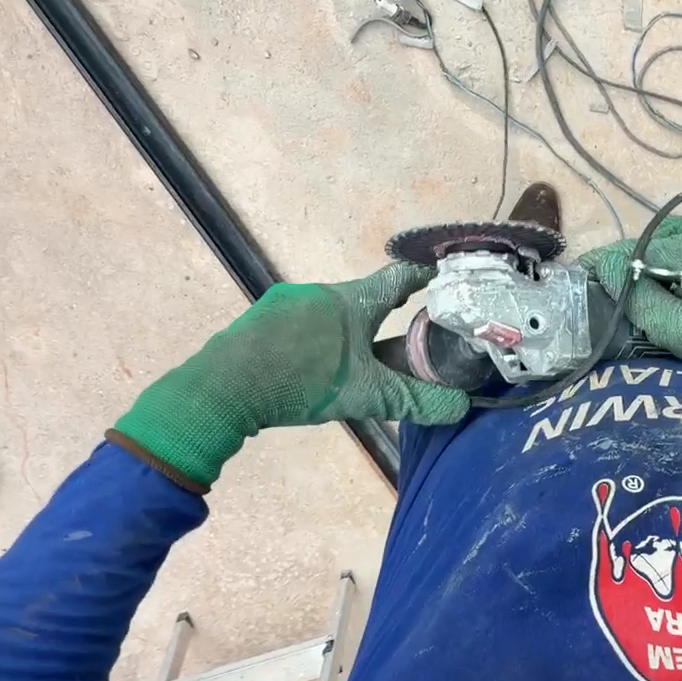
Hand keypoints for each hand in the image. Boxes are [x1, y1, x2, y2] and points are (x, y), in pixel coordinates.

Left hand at [111, 263, 467, 487]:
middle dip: (389, 312)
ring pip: (336, 308)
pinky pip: (307, 318)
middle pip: (368, 295)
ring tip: (362, 355)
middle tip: (409, 331)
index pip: (401, 276)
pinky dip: (323, 334)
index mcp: (354, 301)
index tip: (444, 276)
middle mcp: (324, 291)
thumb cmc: (303, 383)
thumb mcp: (367, 396)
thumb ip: (415, 400)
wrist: (222, 390)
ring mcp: (290, 301)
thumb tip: (460, 406)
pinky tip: (318, 361)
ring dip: (353, 326)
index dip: (426, 274)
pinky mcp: (264, 317)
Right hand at [579, 216, 681, 399]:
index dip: (604, 268)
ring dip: (641, 264)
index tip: (585, 283)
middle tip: (608, 293)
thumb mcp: (666, 324)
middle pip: (642, 244)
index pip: (629, 251)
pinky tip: (658, 283)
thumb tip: (602, 265)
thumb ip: (632, 293)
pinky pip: (673, 246)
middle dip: (623, 267)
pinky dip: (660, 261)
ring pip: (654, 243)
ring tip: (632, 290)